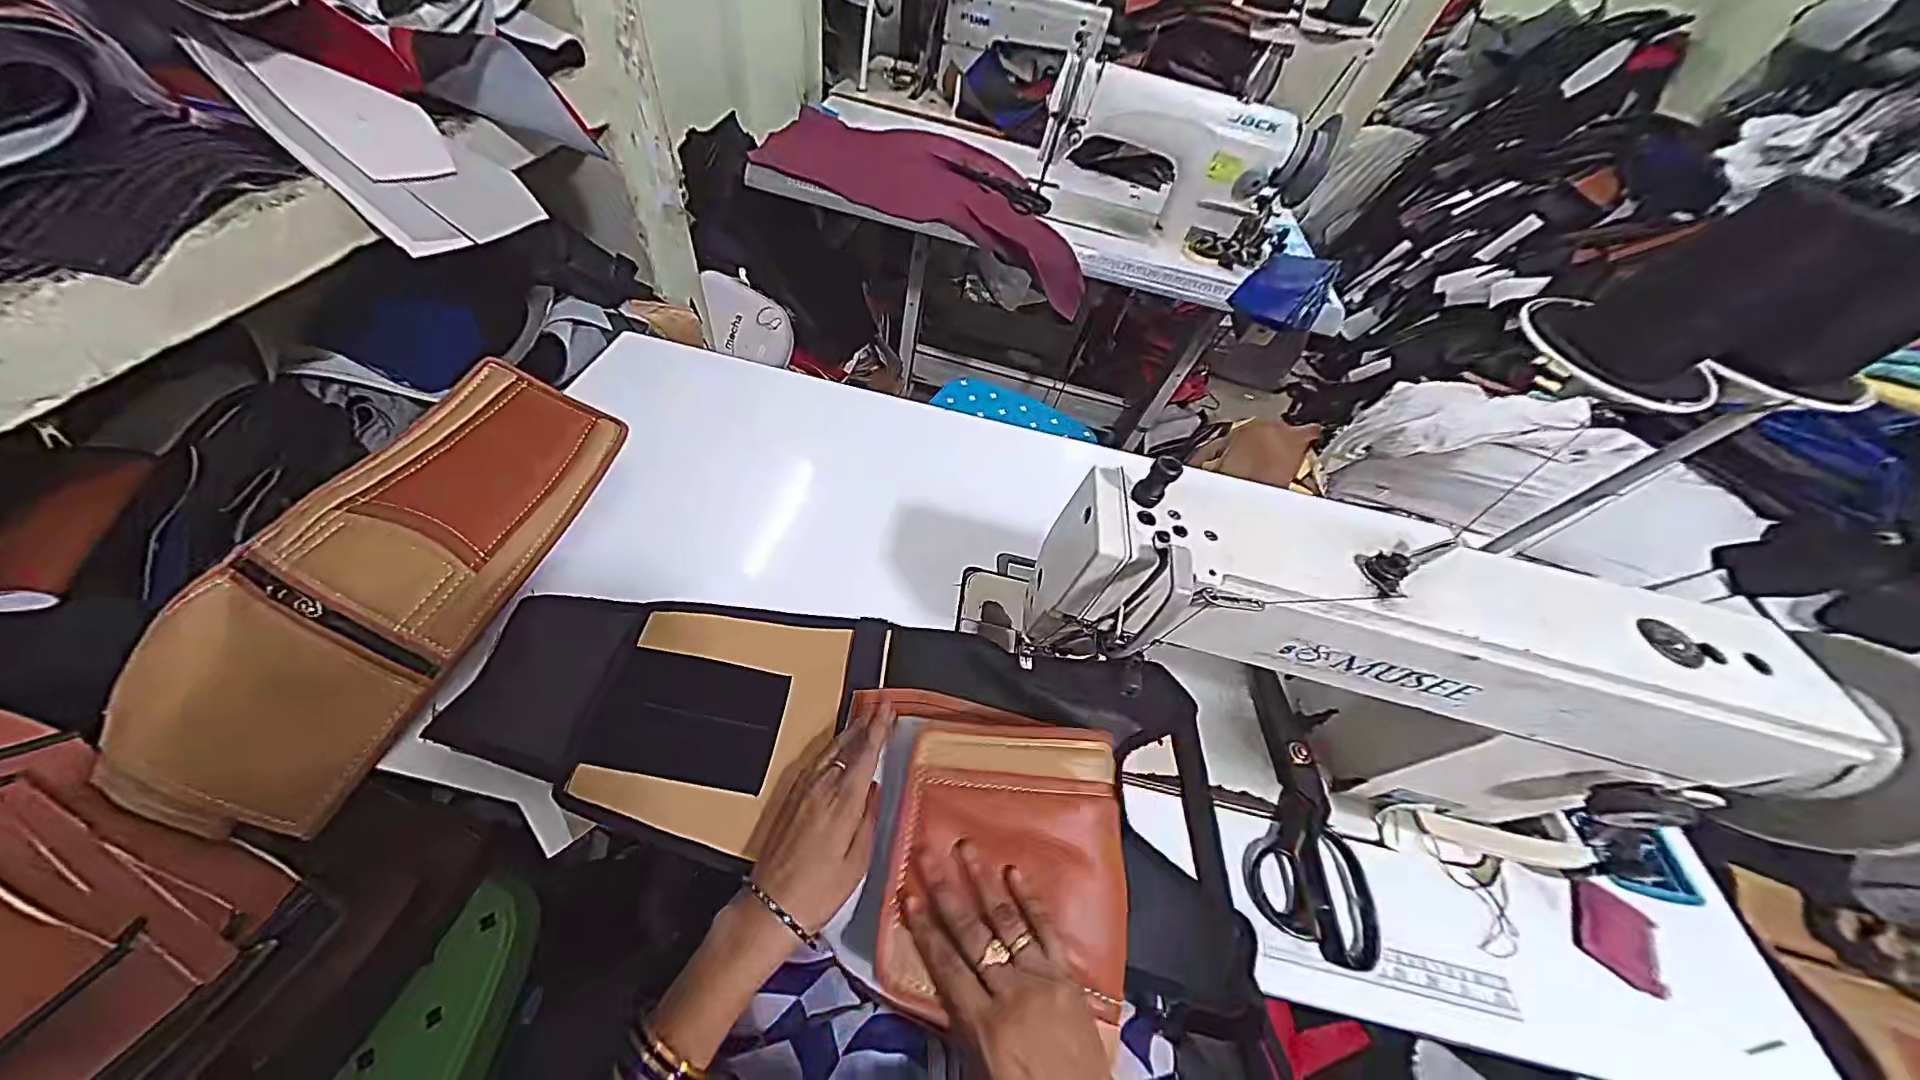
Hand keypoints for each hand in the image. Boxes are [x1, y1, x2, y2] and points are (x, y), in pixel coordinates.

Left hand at [749, 695, 892, 935]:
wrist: (770, 907)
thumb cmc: (818, 892)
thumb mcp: (857, 862)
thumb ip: (868, 820)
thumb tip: (874, 791)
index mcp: (842, 803)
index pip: (865, 755)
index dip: (879, 730)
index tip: (888, 711)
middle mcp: (821, 790)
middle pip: (848, 746)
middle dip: (866, 723)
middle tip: (881, 706)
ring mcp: (802, 792)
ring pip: (830, 751)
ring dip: (849, 732)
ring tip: (864, 718)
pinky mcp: (790, 799)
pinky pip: (816, 762)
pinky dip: (832, 748)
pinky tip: (837, 747)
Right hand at [904, 842, 1107, 1079]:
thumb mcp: (981, 1069)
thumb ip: (962, 1023)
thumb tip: (945, 981)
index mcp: (985, 1025)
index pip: (947, 965)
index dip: (925, 929)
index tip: (909, 896)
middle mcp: (1011, 993)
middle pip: (971, 933)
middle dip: (946, 890)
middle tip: (929, 854)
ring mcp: (1042, 979)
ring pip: (1006, 921)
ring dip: (983, 881)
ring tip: (967, 848)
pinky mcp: (1067, 975)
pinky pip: (1046, 930)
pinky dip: (1030, 900)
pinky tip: (1015, 873)